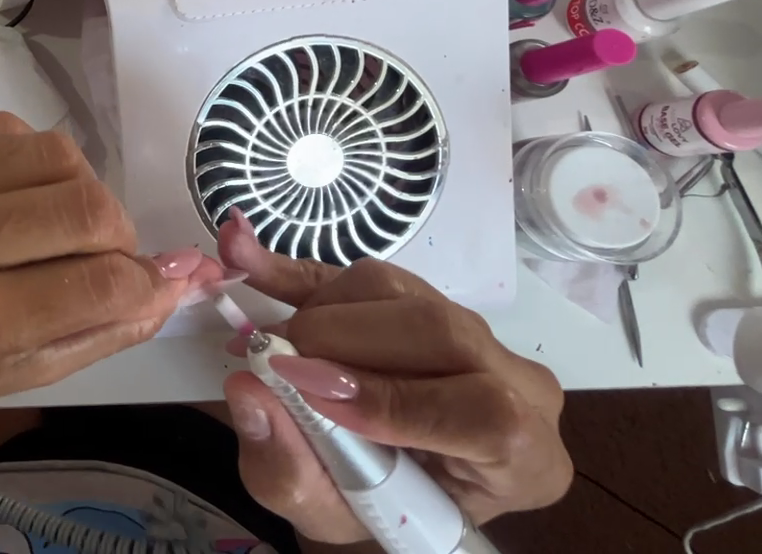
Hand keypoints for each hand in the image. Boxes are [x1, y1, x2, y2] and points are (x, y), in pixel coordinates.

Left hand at [0, 112, 220, 419]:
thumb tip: (185, 278)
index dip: (142, 282)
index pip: (91, 285)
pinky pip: (14, 128)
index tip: (149, 283)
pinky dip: (41, 160)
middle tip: (107, 256)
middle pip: (80, 207)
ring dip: (83, 190)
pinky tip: (25, 195)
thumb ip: (109, 327)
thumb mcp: (26, 373)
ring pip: (56, 153)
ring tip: (65, 224)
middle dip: (118, 234)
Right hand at [216, 209, 571, 543]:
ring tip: (273, 345)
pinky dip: (287, 267)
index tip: (312, 394)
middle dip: (338, 339)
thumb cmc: (368, 504)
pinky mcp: (407, 292)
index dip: (395, 400)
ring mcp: (465, 327)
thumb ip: (288, 467)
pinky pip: (348, 271)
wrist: (374, 474)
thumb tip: (248, 388)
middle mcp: (512, 384)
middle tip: (274, 360)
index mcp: (522, 460)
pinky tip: (239, 249)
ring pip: (390, 289)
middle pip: (436, 331)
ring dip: (316, 310)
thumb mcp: (323, 512)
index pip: (488, 416)